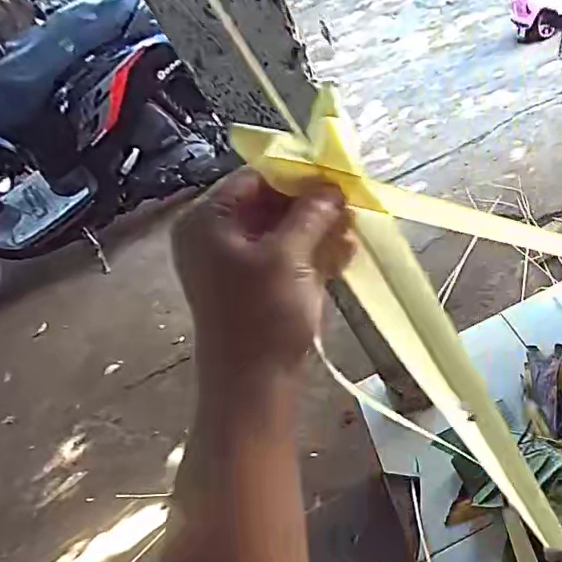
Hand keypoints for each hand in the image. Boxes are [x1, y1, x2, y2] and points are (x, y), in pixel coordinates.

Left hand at [173, 168, 353, 378]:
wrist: (255, 385)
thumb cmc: (264, 315)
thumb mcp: (289, 256)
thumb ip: (311, 214)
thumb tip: (332, 186)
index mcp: (208, 222)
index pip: (254, 180)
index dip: (296, 176)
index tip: (335, 177)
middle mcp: (218, 238)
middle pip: (270, 205)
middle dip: (312, 206)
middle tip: (350, 205)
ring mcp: (239, 266)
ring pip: (284, 233)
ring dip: (319, 230)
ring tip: (353, 229)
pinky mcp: (260, 289)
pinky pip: (288, 259)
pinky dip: (315, 254)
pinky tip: (345, 253)